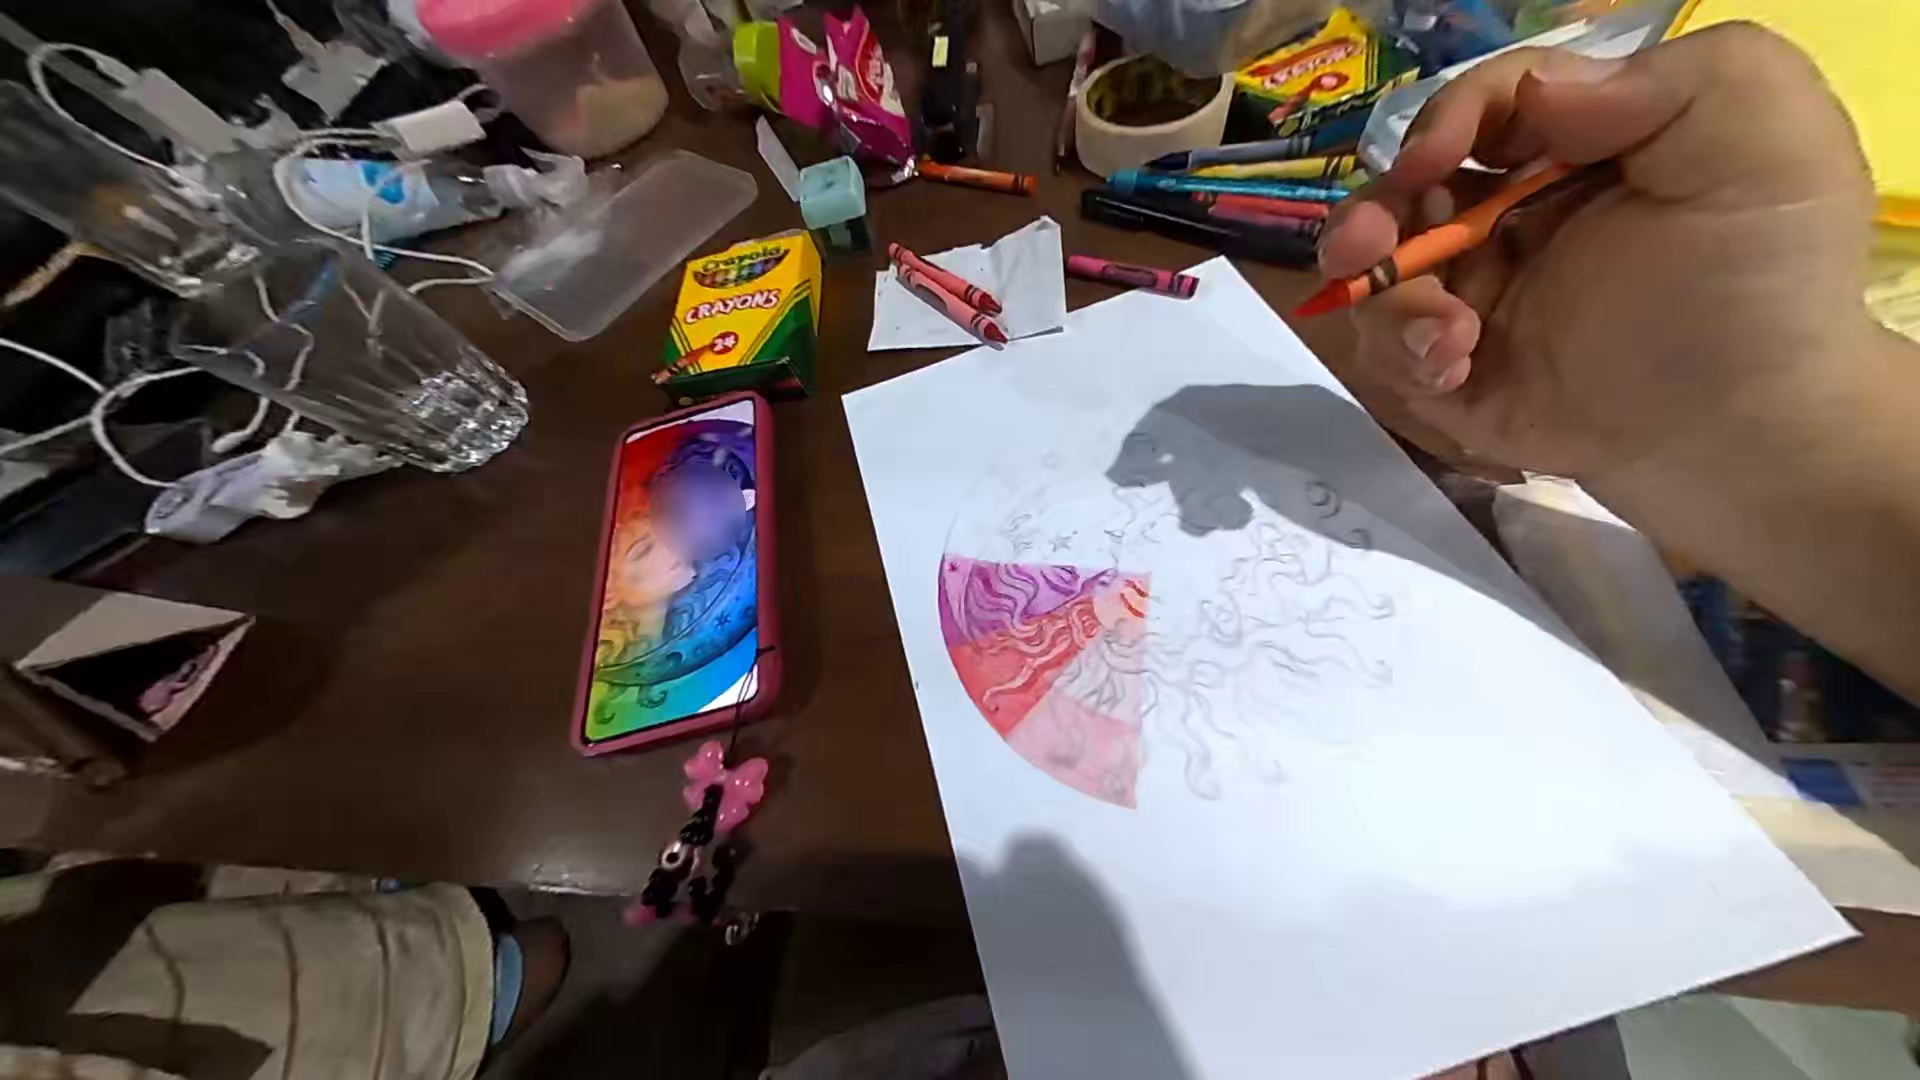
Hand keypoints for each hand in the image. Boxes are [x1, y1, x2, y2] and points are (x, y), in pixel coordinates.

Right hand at [1317, 24, 1878, 481]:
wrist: (1712, 424)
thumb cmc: (1746, 288)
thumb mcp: (1761, 155)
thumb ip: (1677, 86)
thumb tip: (1536, 89)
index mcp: (1560, 159)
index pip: (1480, 115)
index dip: (1441, 124)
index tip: (1426, 161)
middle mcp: (1490, 224)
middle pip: (1392, 203)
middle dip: (1363, 225)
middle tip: (1360, 251)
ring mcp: (1450, 298)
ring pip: (1370, 285)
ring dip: (1393, 309)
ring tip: (1450, 344)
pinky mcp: (1427, 362)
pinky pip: (1381, 351)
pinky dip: (1406, 358)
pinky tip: (1455, 375)